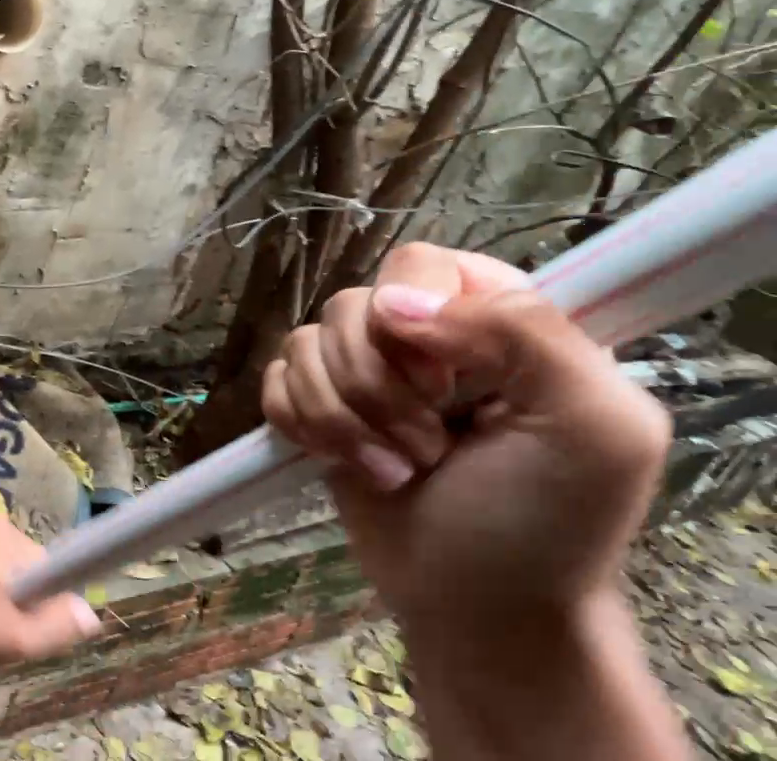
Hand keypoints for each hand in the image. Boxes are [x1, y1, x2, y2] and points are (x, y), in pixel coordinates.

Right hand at [260, 242, 670, 624]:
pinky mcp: (317, 410)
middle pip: (348, 307)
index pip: (422, 263)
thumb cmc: (545, 523)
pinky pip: (274, 382)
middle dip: (374, 385)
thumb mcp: (595, 428)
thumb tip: (393, 304)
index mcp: (497, 325)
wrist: (476, 607)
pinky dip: (300, 425)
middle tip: (427, 444)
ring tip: (392, 469)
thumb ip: (526, 334)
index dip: (413, 312)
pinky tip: (343, 465)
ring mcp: (364, 375)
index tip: (441, 379)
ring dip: (339, 417)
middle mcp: (425, 340)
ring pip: (302, 344)